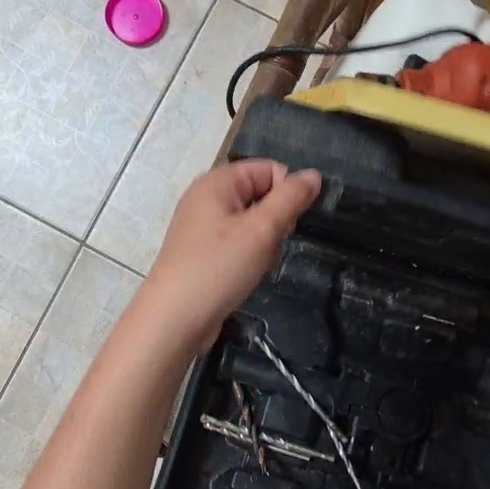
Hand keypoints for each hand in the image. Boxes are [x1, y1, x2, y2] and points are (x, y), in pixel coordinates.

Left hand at [139, 160, 321, 353]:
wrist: (175, 319)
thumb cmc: (219, 268)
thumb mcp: (262, 229)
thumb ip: (291, 199)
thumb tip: (314, 175)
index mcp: (217, 182)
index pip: (269, 170)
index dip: (286, 194)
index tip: (288, 225)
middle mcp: (206, 198)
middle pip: (261, 197)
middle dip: (276, 223)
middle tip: (269, 247)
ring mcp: (202, 227)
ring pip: (253, 225)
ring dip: (265, 245)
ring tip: (255, 267)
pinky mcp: (203, 253)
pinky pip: (239, 245)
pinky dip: (249, 259)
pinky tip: (245, 277)